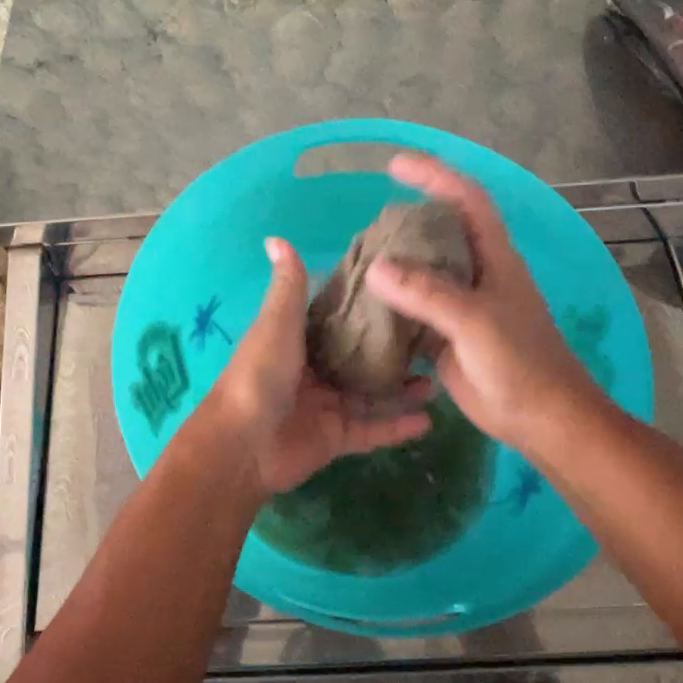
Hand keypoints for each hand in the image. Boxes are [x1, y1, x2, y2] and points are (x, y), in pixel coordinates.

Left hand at [197, 237, 431, 496]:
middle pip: (359, 360)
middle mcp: (312, 372)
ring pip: (371, 396)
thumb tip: (276, 238)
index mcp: (297, 341)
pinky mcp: (335, 439)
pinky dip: (397, 426)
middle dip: (393, 352)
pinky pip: (372, 430)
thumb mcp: (277, 323)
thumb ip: (288, 286)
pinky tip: (430, 419)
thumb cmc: (259, 374)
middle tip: (434, 339)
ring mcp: (325, 407)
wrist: (243, 445)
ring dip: (402, 389)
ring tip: (439, 378)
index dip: (366, 309)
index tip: (404, 294)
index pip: (337, 321)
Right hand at [364, 154, 613, 453]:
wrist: (542, 419)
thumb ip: (427, 293)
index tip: (395, 166)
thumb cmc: (521, 362)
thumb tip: (374, 268)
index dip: (435, 175)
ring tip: (355, 262)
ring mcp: (461, 306)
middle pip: (438, 232)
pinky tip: (362, 308)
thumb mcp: (475, 321)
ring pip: (422, 273)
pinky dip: (389, 307)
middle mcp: (476, 274)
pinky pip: (412, 312)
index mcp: (494, 257)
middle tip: (366, 227)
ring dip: (392, 266)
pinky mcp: (446, 337)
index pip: (466, 199)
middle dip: (404, 221)